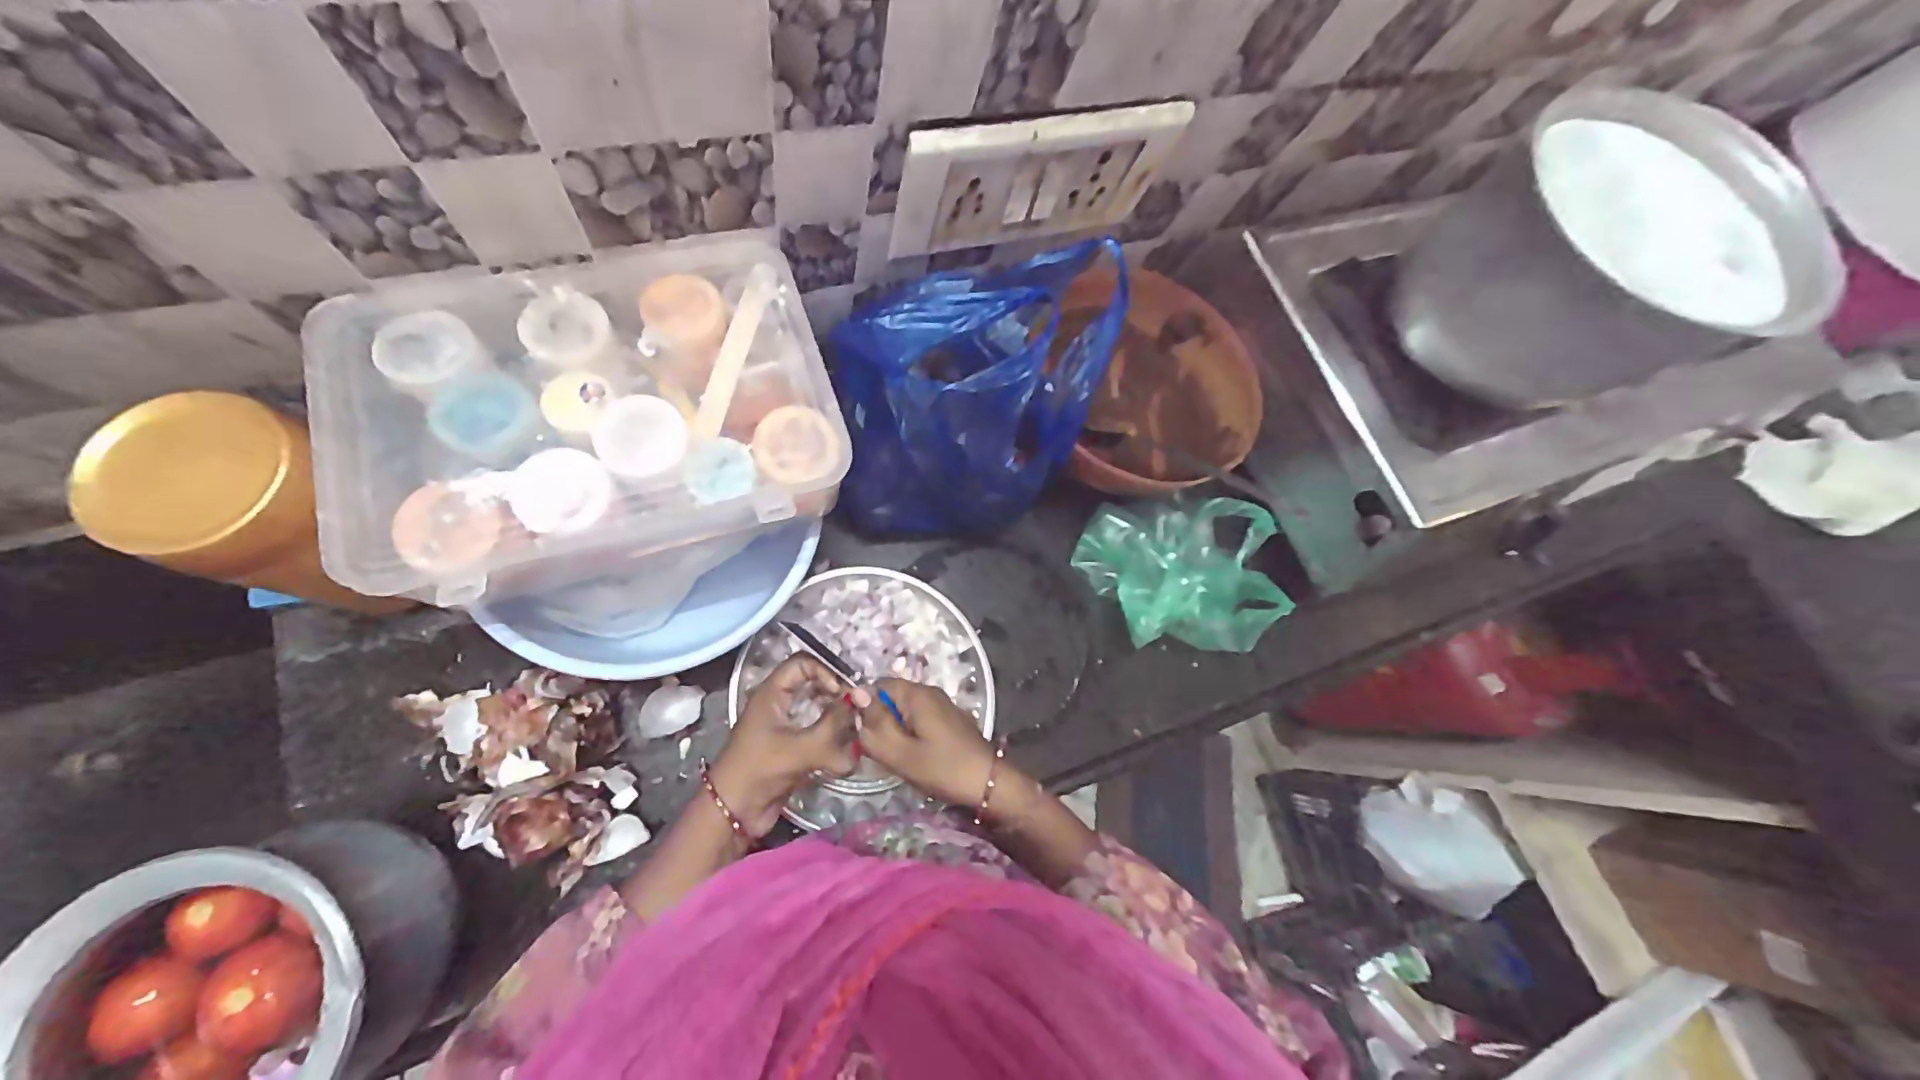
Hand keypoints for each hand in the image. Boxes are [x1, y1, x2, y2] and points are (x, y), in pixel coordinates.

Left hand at [711, 656, 858, 835]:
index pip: (803, 664)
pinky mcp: (793, 749)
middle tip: (858, 710)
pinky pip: (819, 736)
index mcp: (772, 693)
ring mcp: (787, 727)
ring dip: (839, 721)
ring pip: (820, 712)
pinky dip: (834, 741)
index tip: (842, 692)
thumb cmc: (760, 770)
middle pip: (815, 687)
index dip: (825, 672)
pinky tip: (849, 754)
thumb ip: (833, 725)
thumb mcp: (800, 747)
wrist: (734, 813)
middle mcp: (780, 705)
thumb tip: (860, 702)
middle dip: (838, 697)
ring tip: (858, 731)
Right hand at [853, 678, 996, 806]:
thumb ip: (875, 725)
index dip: (864, 708)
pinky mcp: (948, 720)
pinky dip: (910, 734)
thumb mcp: (900, 752)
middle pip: (891, 698)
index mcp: (917, 694)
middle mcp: (930, 692)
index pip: (877, 686)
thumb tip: (856, 694)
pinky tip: (914, 756)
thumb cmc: (943, 768)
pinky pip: (919, 720)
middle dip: (880, 722)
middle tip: (880, 750)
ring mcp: (941, 705)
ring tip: (896, 756)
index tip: (862, 734)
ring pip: (904, 711)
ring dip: (895, 731)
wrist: (989, 783)